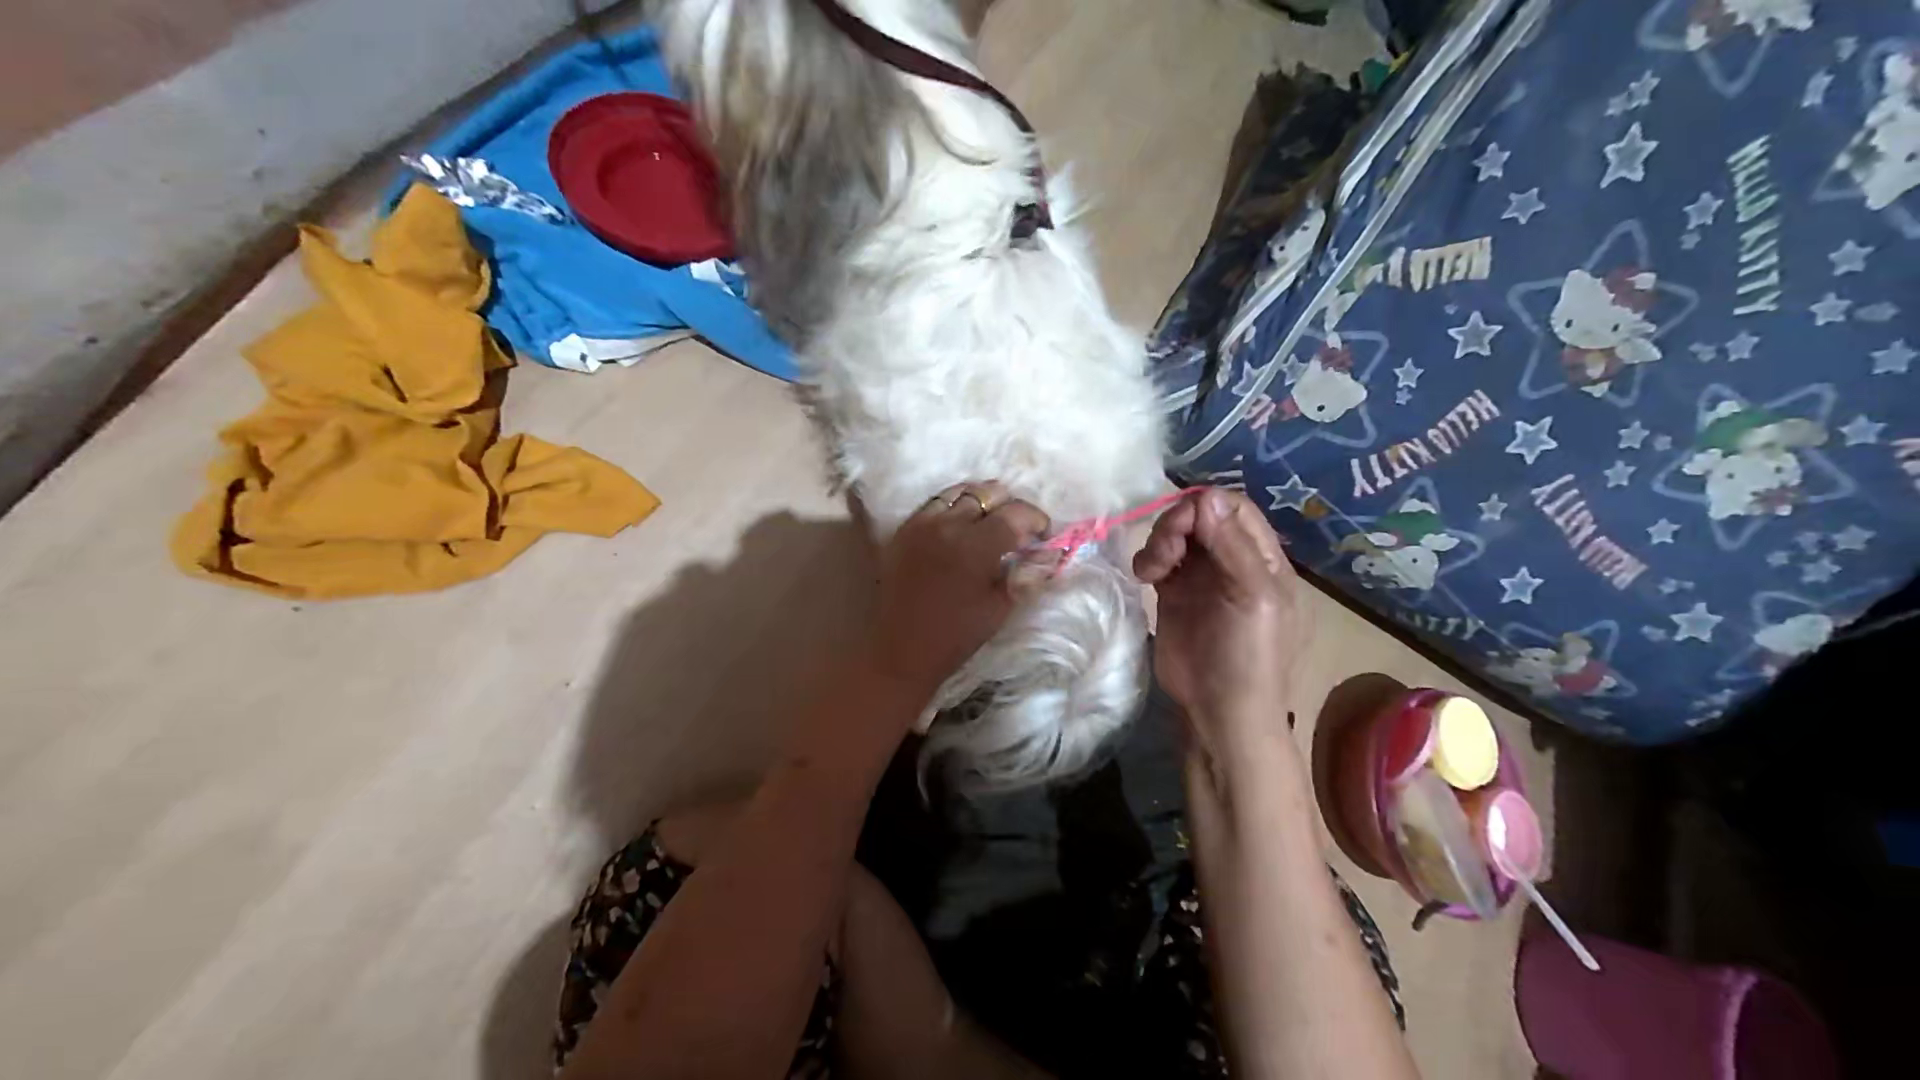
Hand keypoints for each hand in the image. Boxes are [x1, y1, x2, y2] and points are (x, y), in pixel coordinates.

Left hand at [868, 481, 1050, 693]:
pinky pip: (933, 503)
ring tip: (989, 522)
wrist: (898, 651)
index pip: (1016, 513)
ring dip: (981, 502)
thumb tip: (1051, 554)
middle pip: (988, 494)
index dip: (1036, 520)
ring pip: (959, 492)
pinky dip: (953, 505)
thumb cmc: (954, 636)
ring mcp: (922, 523)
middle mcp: (948, 524)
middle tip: (1018, 530)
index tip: (1043, 536)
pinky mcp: (903, 530)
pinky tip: (959, 524)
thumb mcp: (999, 608)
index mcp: (976, 545)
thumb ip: (1026, 575)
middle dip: (1010, 507)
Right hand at [1134, 488, 1303, 737]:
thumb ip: (1232, 546)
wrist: (1221, 713)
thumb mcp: (1254, 599)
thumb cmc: (1250, 658)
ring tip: (1151, 569)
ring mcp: (1202, 578)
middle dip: (1177, 524)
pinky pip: (1159, 559)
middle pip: (1201, 517)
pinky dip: (1148, 559)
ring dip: (1159, 541)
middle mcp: (1233, 562)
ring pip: (1176, 535)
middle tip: (1164, 551)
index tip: (1182, 524)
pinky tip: (1144, 577)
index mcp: (1265, 559)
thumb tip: (1205, 495)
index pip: (1234, 509)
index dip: (1206, 507)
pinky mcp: (1174, 594)